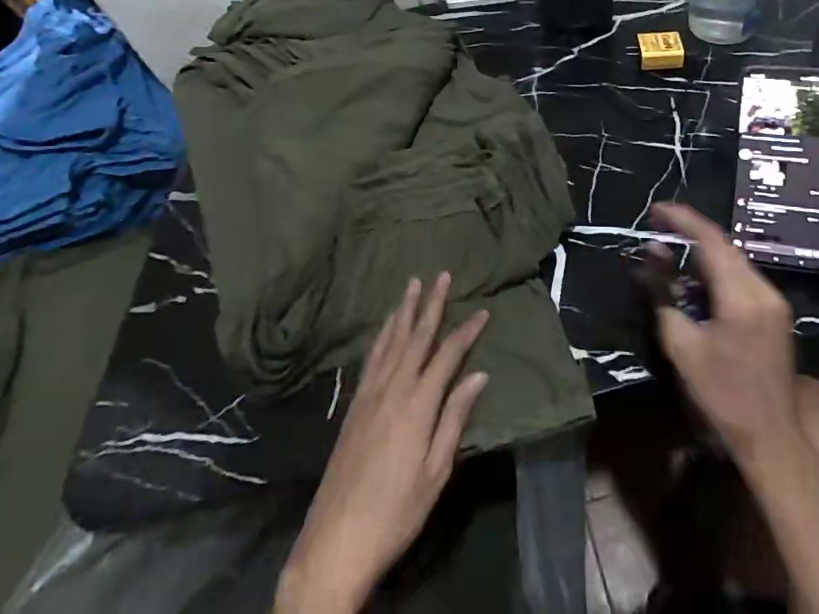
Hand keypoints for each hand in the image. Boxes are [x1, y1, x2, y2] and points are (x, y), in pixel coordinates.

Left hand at [274, 275, 489, 613]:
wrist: (335, 542)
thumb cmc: (396, 511)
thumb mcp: (436, 471)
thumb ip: (455, 418)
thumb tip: (478, 375)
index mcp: (417, 405)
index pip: (447, 355)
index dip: (466, 331)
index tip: (483, 310)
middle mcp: (391, 391)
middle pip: (414, 338)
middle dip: (430, 305)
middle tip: (440, 275)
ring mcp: (367, 397)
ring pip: (389, 343)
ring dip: (402, 313)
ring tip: (411, 286)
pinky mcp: (353, 409)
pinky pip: (371, 360)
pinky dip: (381, 338)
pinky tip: (385, 331)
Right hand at [645, 203, 800, 465]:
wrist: (771, 435)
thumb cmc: (720, 394)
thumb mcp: (681, 345)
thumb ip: (663, 295)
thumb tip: (650, 256)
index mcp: (742, 295)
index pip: (710, 240)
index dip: (681, 219)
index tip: (654, 210)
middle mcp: (764, 289)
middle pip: (725, 246)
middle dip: (691, 233)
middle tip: (658, 229)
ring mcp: (775, 301)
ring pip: (735, 261)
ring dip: (704, 254)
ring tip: (672, 254)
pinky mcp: (777, 313)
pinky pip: (744, 279)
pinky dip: (718, 273)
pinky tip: (698, 284)